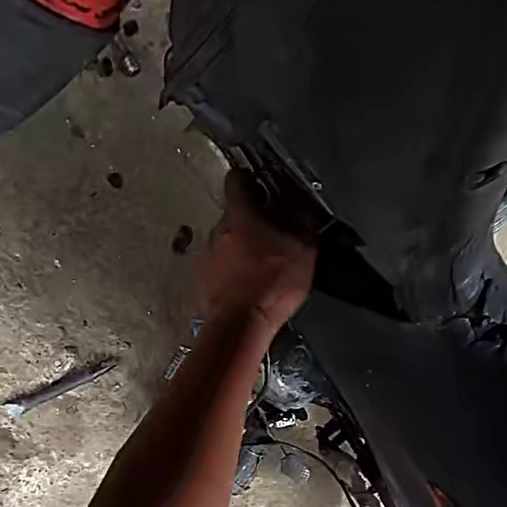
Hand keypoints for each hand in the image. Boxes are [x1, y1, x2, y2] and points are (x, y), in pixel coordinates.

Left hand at [200, 171, 314, 329]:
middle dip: (249, 223)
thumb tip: (304, 213)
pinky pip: (218, 269)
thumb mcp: (304, 253)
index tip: (262, 189)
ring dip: (239, 250)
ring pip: (225, 243)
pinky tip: (246, 286)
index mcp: (240, 215)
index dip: (250, 181)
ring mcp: (206, 256)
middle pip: (233, 215)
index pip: (237, 179)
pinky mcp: (201, 281)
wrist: (240, 327)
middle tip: (270, 238)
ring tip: (259, 268)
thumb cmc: (272, 286)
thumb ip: (303, 226)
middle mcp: (217, 230)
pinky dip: (230, 273)